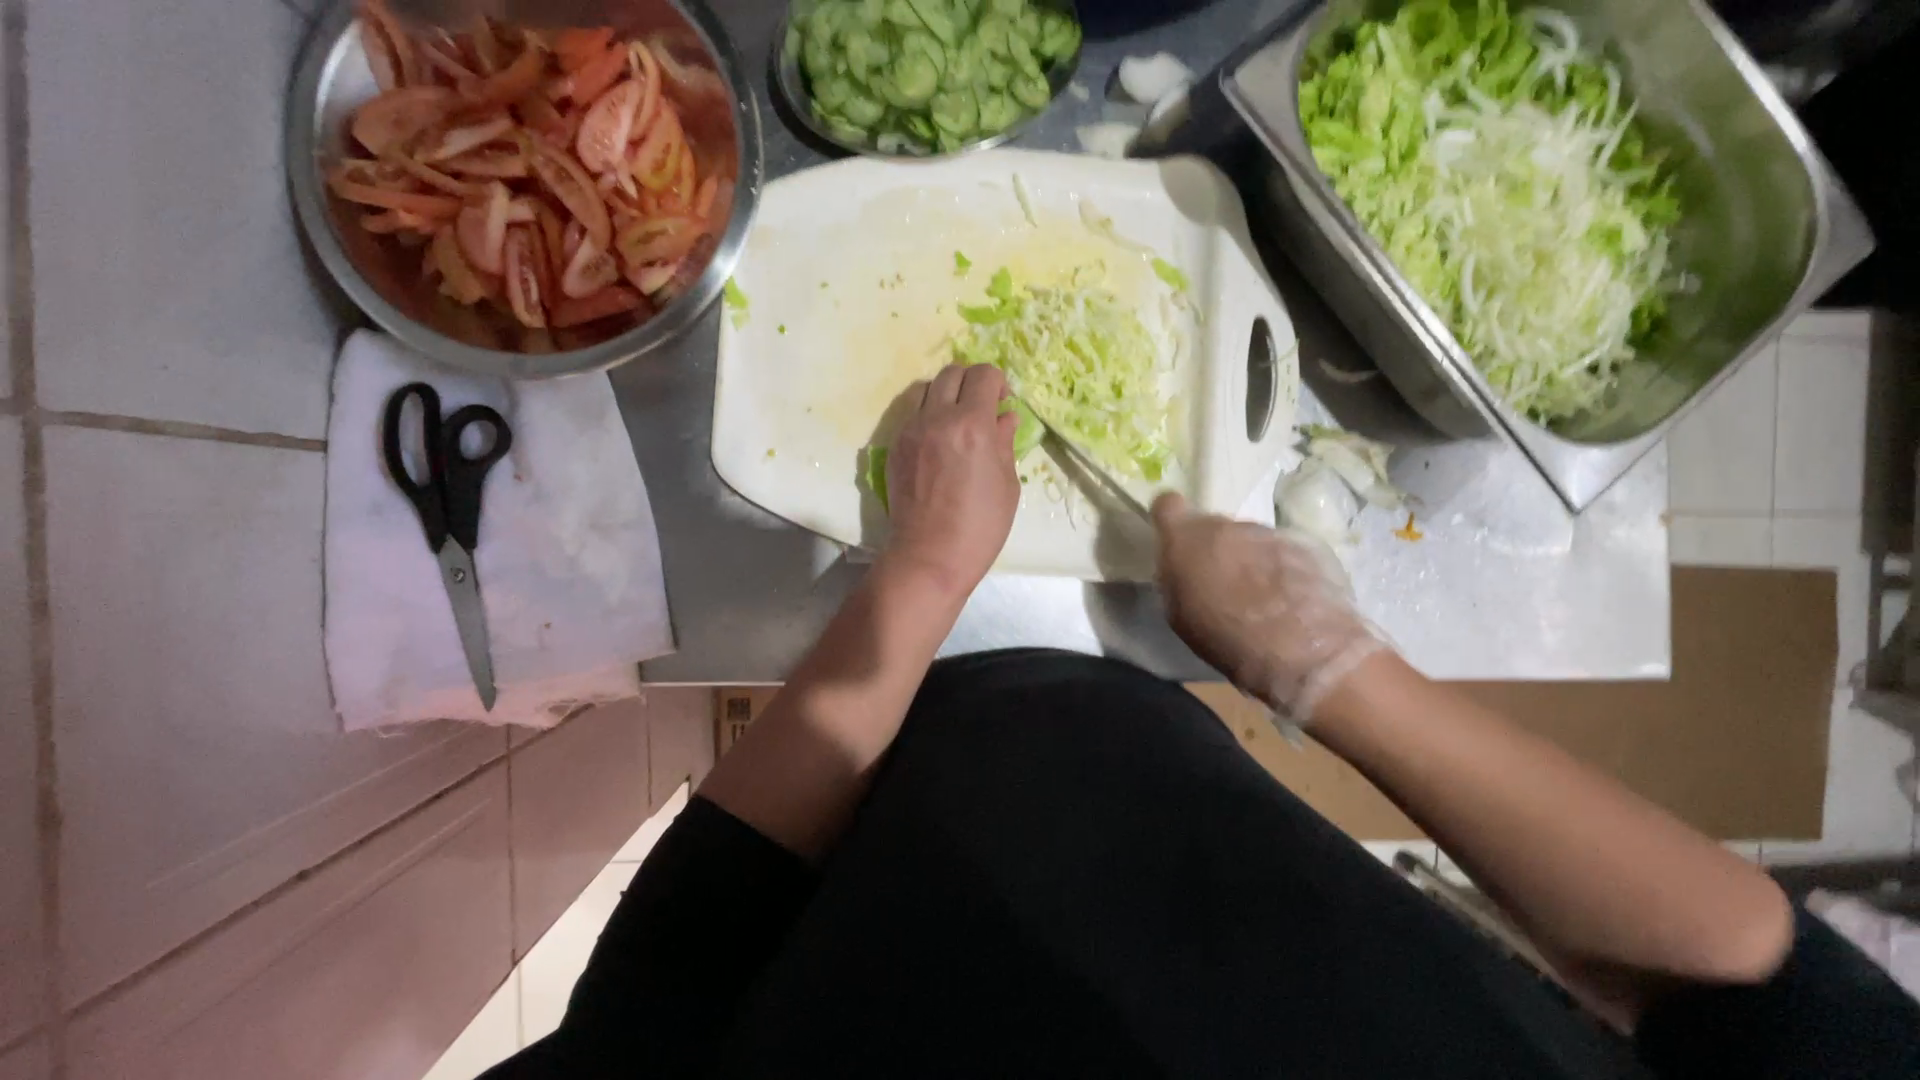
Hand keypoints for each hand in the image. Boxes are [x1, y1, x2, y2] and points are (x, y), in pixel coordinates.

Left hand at [884, 363, 1020, 596]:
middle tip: (981, 407)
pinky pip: (912, 415)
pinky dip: (928, 416)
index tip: (1002, 402)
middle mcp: (936, 419)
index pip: (982, 375)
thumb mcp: (1007, 484)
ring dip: (945, 395)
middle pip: (951, 373)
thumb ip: (1004, 442)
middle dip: (971, 382)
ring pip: (926, 390)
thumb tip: (1004, 417)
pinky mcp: (894, 448)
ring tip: (957, 422)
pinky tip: (939, 443)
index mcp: (971, 425)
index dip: (997, 382)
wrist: (929, 557)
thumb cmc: (980, 527)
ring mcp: (910, 432)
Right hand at [1152, 493, 1386, 723]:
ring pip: (1254, 540)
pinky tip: (1294, 599)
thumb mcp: (1179, 613)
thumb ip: (1178, 578)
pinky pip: (1288, 551)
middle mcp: (1227, 525)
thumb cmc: (1225, 637)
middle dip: (1219, 548)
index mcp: (1187, 538)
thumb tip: (1184, 568)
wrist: (1298, 649)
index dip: (1173, 520)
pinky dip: (1287, 569)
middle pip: (1217, 526)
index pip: (1168, 505)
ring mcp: (1271, 531)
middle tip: (1226, 584)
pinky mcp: (1308, 543)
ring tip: (1265, 597)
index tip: (1178, 541)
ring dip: (1254, 560)